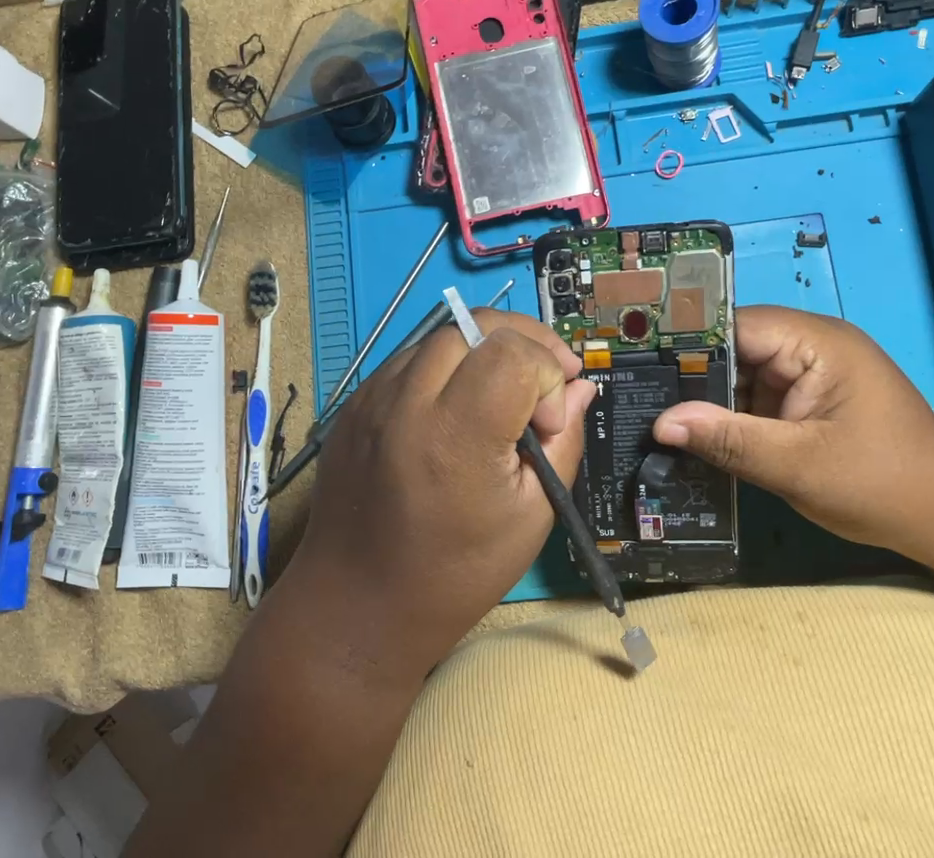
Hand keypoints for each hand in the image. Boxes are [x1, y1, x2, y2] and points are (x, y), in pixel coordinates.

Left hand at [290, 308, 596, 670]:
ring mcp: (371, 399)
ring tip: (507, 389)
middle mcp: (406, 403)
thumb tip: (580, 390)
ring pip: (440, 334)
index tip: (550, 423)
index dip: (548, 374)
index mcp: (455, 437)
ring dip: (485, 348)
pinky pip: (410, 359)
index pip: (514, 353)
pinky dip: (446, 365)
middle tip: (549, 378)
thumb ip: (562, 444)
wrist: (357, 607)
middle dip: (525, 343)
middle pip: (475, 326)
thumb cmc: (454, 575)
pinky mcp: (354, 405)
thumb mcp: (531, 518)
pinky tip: (460, 405)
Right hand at [651, 306, 933, 550]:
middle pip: (731, 350)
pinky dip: (723, 420)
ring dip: (702, 402)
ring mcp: (804, 377)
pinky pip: (751, 401)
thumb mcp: (800, 466)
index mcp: (817, 343)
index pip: (735, 326)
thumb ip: (730, 440)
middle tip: (633, 398)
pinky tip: (687, 437)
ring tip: (647, 418)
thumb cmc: (883, 484)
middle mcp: (807, 348)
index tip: (633, 365)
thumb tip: (662, 424)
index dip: (684, 344)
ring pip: (736, 378)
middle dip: (687, 377)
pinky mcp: (801, 404)